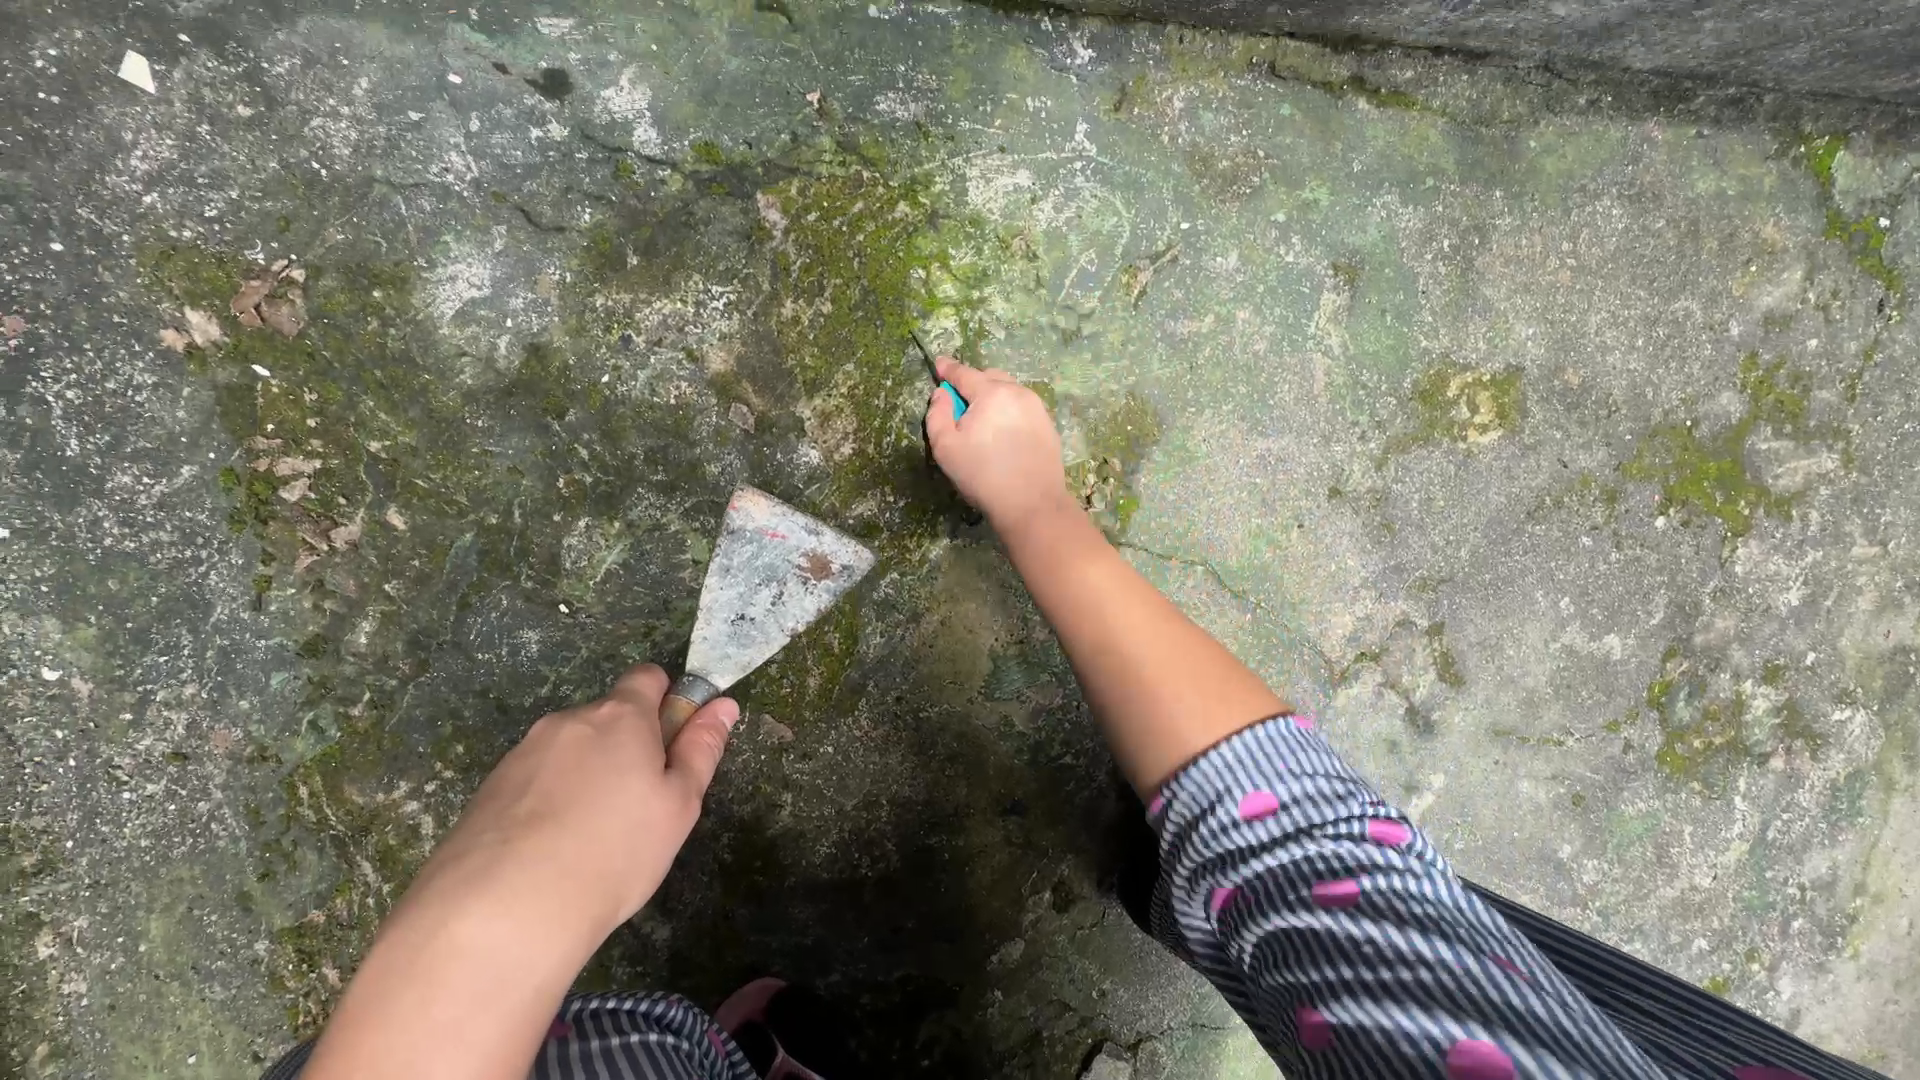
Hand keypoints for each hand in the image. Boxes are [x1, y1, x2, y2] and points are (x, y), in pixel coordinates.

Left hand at [301, 665, 736, 1079]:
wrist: (502, 912)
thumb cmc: (615, 851)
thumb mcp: (679, 804)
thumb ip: (702, 749)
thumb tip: (723, 704)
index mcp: (620, 716)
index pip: (647, 677)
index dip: (666, 701)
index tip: (672, 745)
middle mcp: (569, 721)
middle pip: (608, 717)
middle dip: (626, 747)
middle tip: (639, 807)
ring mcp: (522, 754)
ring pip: (570, 752)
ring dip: (587, 775)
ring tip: (591, 838)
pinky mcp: (488, 790)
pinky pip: (535, 782)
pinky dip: (549, 802)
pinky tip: (551, 852)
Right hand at [925, 356, 1073, 525]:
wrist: (1032, 504)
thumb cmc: (983, 475)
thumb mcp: (945, 447)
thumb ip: (937, 414)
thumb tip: (941, 393)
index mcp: (991, 393)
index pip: (964, 373)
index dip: (948, 369)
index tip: (940, 364)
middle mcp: (1017, 392)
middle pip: (990, 377)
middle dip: (973, 383)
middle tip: (961, 405)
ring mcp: (1037, 408)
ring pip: (1009, 391)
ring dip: (993, 397)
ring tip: (984, 422)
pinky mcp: (1048, 425)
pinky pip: (1023, 408)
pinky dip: (1009, 412)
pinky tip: (1005, 434)